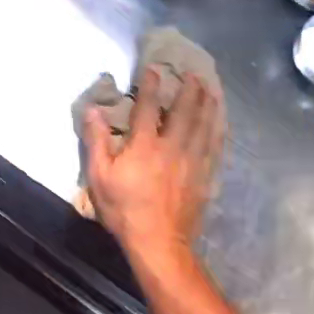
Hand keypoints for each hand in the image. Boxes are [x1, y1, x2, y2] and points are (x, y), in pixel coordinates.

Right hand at [83, 68, 221, 269]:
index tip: (153, 70)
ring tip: (211, 90)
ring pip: (204, 127)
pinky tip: (220, 124)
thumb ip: (96, 140)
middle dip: (189, 91)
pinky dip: (217, 131)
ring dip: (208, 106)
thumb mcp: (100, 176)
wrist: (158, 244)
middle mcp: (172, 147)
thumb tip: (93, 110)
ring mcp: (192, 162)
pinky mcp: (203, 178)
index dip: (150, 86)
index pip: (148, 107)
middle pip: (185, 112)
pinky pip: (214, 148)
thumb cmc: (124, 209)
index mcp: (145, 145)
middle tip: (193, 74)